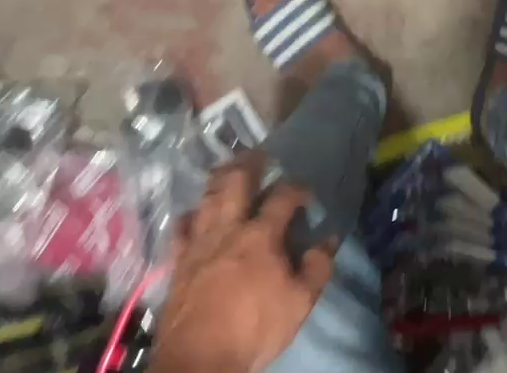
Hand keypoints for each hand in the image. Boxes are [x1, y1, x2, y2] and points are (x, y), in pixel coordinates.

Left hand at [151, 154, 336, 372]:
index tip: (305, 192)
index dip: (297, 188)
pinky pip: (180, 230)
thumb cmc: (254, 329)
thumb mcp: (299, 303)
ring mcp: (199, 244)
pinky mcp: (178, 264)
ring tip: (227, 169)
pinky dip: (188, 216)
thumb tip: (328, 238)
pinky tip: (193, 213)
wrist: (198, 362)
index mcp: (261, 235)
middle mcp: (228, 229)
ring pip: (207, 199)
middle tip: (258, 153)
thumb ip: (316, 267)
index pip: (283, 196)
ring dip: (218, 180)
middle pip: (236, 183)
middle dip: (249, 163)